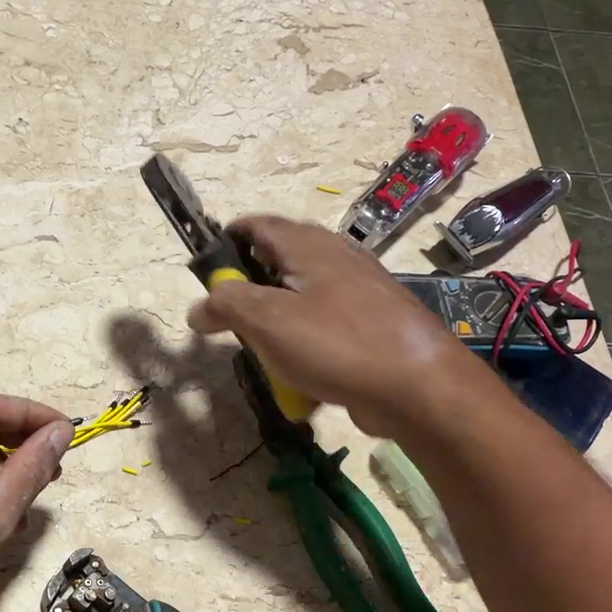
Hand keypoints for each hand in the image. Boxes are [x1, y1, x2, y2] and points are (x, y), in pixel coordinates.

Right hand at [186, 215, 484, 438]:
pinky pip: (322, 327)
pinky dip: (302, 343)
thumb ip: (227, 305)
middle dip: (248, 288)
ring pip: (299, 297)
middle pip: (278, 262)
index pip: (257, 226)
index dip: (226, 241)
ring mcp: (356, 291)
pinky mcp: (369, 324)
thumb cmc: (335, 344)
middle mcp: (334, 258)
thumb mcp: (268, 320)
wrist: (414, 385)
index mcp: (308, 246)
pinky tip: (297, 372)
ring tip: (261, 350)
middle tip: (227, 319)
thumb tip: (198, 308)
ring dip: (274, 321)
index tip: (203, 272)